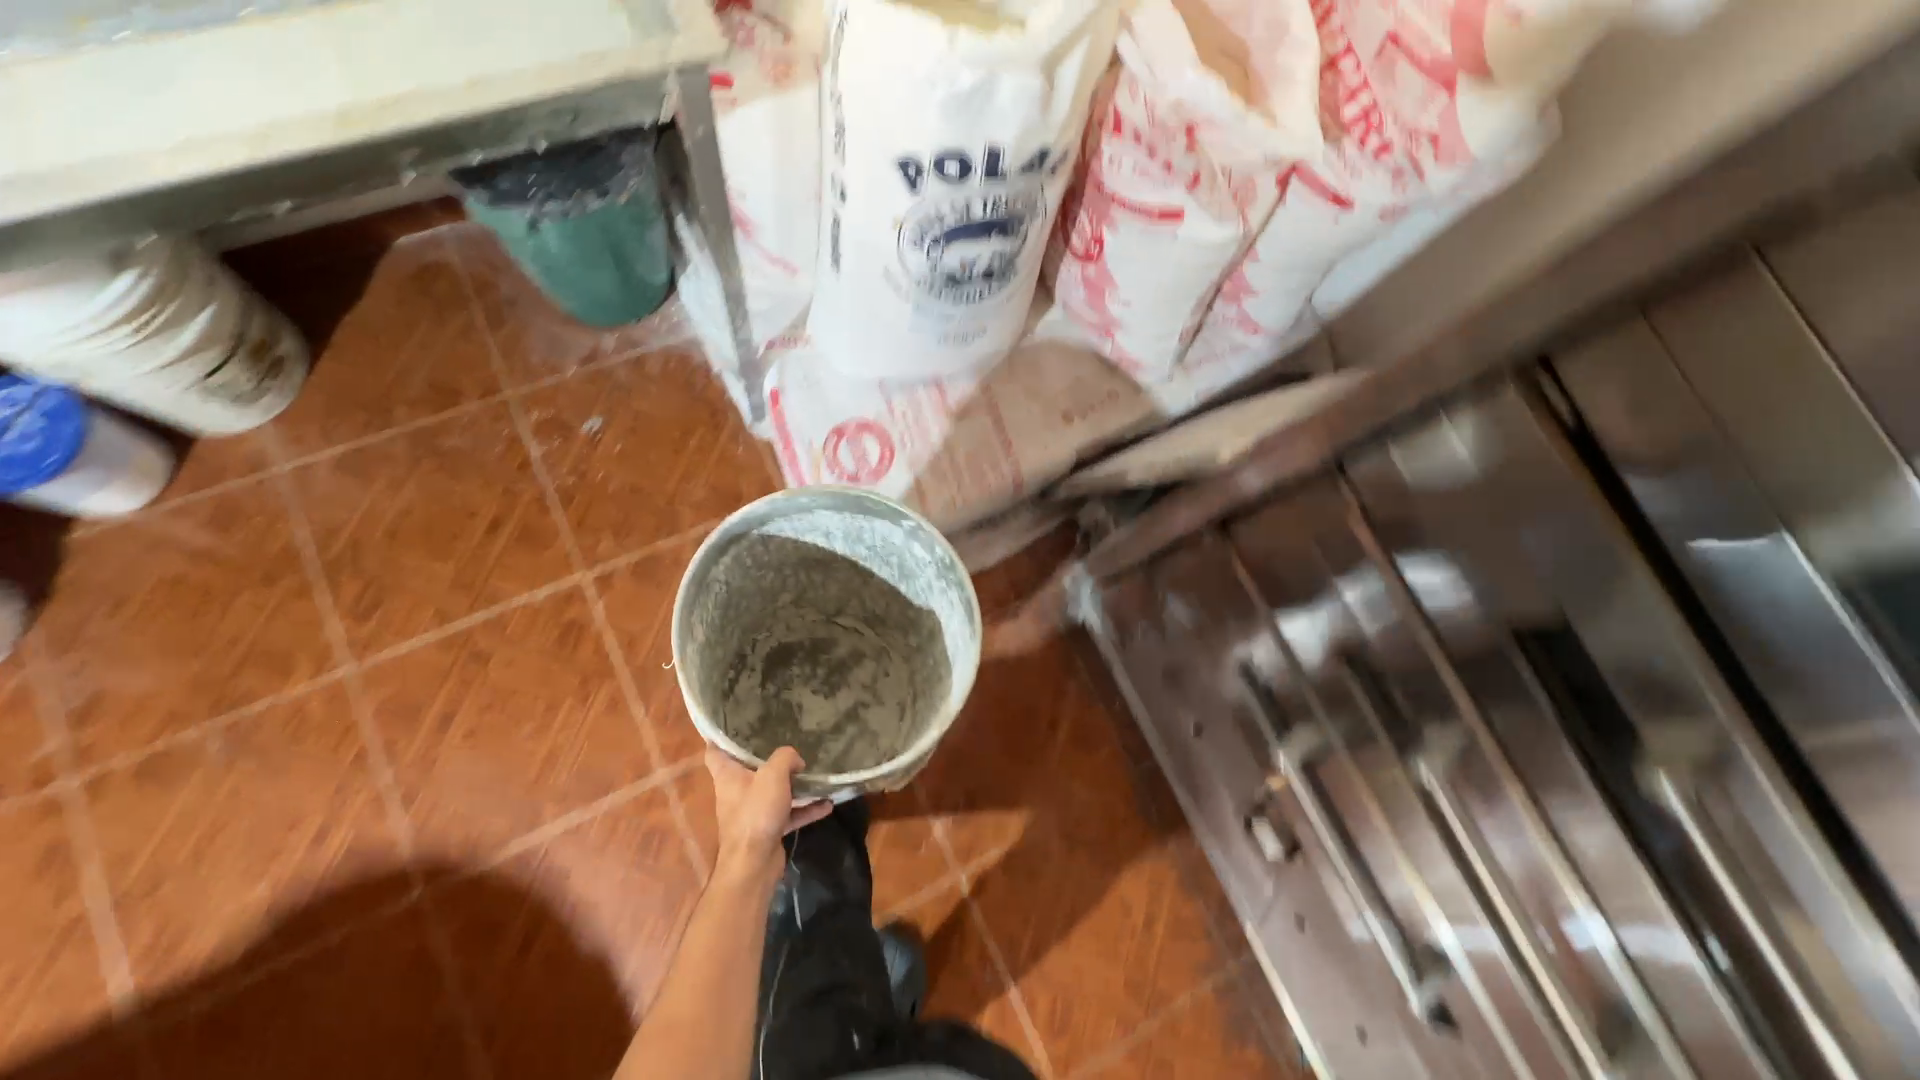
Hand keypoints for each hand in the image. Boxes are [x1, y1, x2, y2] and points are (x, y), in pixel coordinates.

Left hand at [704, 747, 831, 887]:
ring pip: (772, 793)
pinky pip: (788, 814)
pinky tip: (827, 804)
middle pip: (748, 771)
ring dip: (792, 786)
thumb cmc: (756, 813)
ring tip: (813, 774)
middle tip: (786, 744)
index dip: (720, 738)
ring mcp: (752, 813)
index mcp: (728, 776)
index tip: (734, 725)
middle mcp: (736, 792)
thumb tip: (796, 760)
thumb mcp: (773, 775)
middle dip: (767, 759)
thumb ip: (785, 758)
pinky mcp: (767, 830)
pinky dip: (805, 809)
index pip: (715, 752)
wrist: (754, 863)